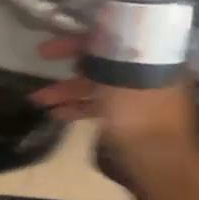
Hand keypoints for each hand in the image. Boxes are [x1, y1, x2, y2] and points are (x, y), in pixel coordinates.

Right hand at [30, 35, 198, 174]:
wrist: (160, 164)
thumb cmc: (141, 117)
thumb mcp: (118, 79)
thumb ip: (106, 57)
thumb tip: (93, 39)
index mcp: (154, 57)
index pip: (116, 34)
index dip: (83, 35)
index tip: (60, 38)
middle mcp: (149, 73)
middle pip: (105, 60)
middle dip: (70, 61)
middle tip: (40, 58)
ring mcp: (140, 97)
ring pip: (100, 84)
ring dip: (68, 89)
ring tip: (38, 98)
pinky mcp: (131, 119)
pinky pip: (102, 104)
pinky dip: (80, 106)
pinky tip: (55, 114)